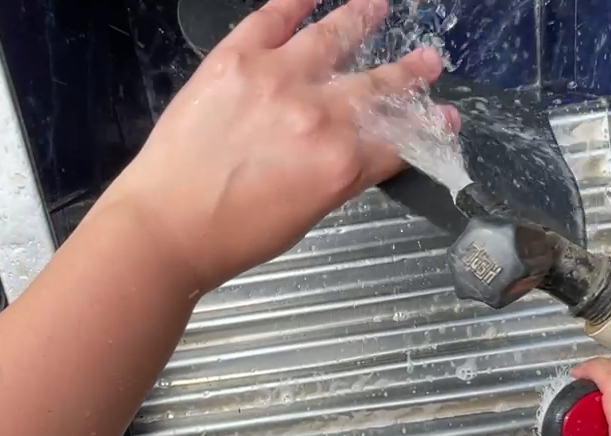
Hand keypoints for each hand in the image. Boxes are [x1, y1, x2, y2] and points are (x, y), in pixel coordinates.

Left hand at [98, 0, 444, 294]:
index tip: (443, 120)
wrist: (167, 226)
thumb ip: (335, 179)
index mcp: (339, 165)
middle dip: (410, 77)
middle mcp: (318, 115)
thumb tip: (351, 154)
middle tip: (430, 63)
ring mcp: (277, 78)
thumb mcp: (304, 218)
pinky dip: (296, 2)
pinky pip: (274, 17)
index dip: (424, 131)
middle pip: (377, 89)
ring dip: (362, 20)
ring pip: (334, 39)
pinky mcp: (236, 58)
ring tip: (379, 6)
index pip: (395, 141)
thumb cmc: (233, 238)